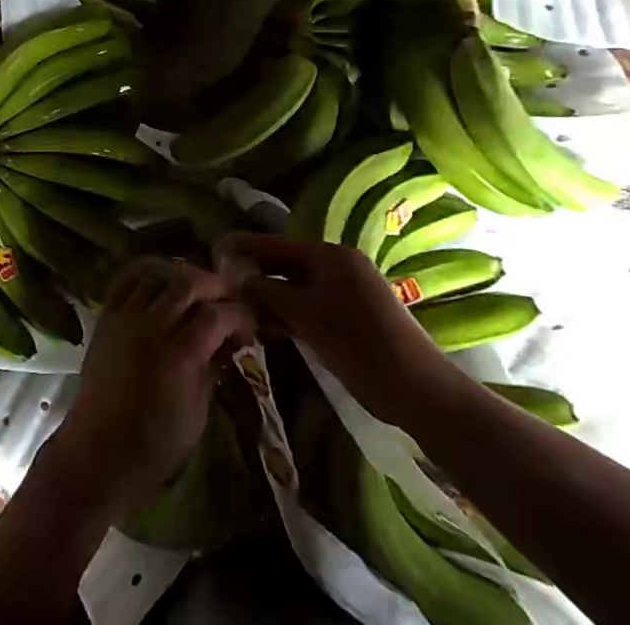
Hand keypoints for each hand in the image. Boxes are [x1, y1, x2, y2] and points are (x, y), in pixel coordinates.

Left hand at [51, 258, 253, 512]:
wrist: (96, 456)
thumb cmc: (153, 446)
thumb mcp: (197, 415)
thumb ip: (213, 370)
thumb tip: (230, 343)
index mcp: (178, 357)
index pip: (217, 315)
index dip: (239, 314)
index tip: (249, 327)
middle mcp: (150, 329)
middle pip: (188, 284)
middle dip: (216, 286)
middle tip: (229, 299)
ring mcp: (124, 322)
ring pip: (158, 276)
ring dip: (183, 278)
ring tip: (198, 290)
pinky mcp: (105, 322)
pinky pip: (126, 284)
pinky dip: (148, 277)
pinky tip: (162, 286)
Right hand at [219, 232, 456, 426]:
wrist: (413, 386)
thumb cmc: (359, 343)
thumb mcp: (307, 316)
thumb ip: (269, 293)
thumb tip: (236, 277)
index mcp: (332, 256)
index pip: (279, 243)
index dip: (247, 246)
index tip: (215, 249)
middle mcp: (337, 267)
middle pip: (286, 264)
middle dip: (255, 273)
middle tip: (219, 282)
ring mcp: (343, 293)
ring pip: (295, 288)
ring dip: (268, 297)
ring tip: (232, 306)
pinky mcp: (345, 318)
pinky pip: (308, 307)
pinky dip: (286, 315)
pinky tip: (262, 327)